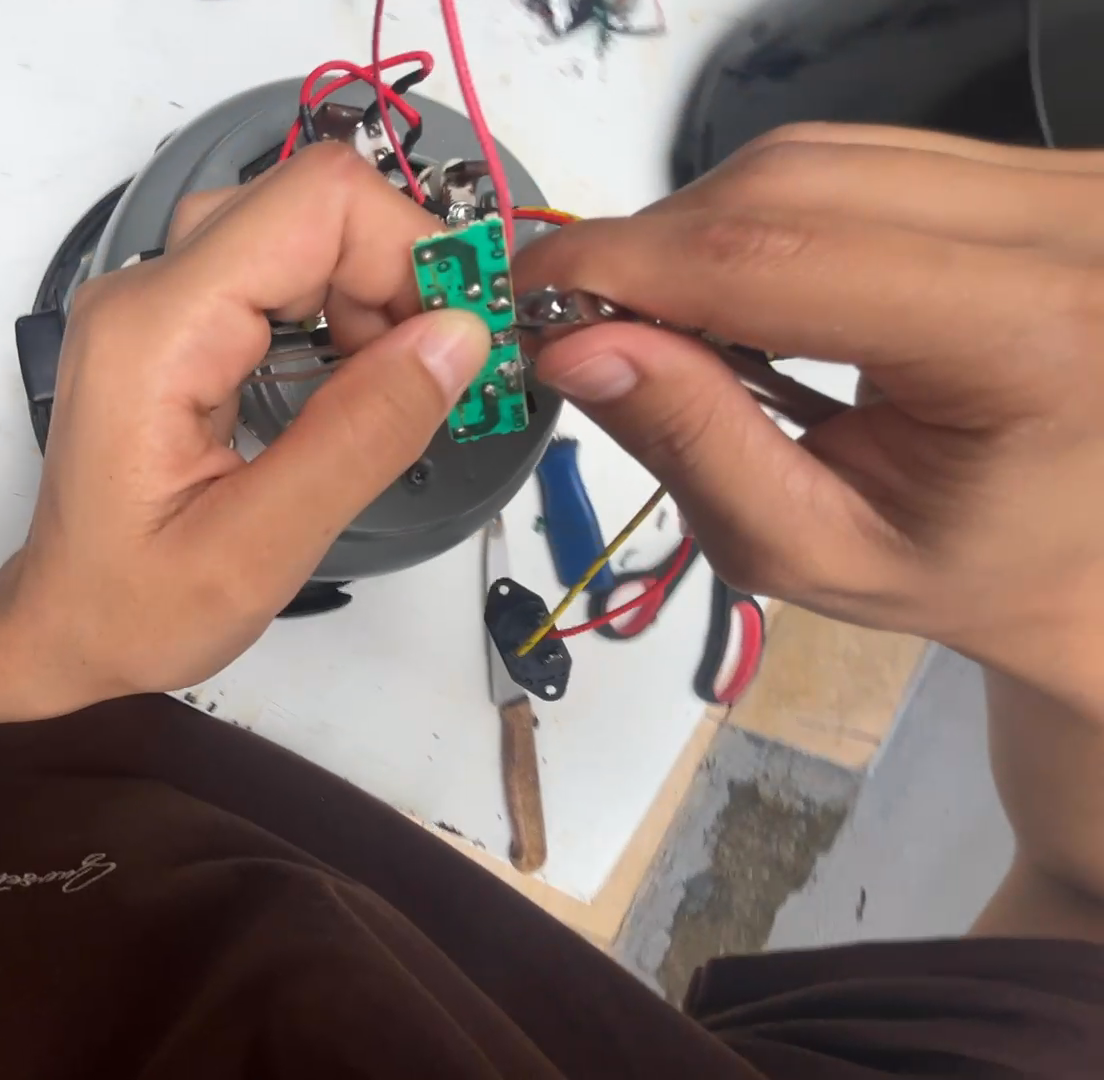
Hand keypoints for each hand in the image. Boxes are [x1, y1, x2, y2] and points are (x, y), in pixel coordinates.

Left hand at [0, 144, 490, 717]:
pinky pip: (262, 279)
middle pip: (303, 208)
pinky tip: (338, 386)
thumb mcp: (257, 550)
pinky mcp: (160, 332)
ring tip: (380, 392)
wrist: (62, 623)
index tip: (458, 340)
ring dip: (359, 298)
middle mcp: (141, 295)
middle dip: (388, 278)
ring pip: (288, 237)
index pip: (313, 204)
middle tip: (424, 380)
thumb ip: (361, 438)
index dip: (408, 250)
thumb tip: (459, 337)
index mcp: (154, 334)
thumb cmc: (135, 608)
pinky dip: (323, 316)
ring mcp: (145, 308)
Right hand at [515, 124, 1103, 709]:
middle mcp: (1073, 223)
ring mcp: (1058, 182)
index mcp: (1034, 338)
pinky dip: (732, 224)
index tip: (516, 297)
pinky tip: (715, 294)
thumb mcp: (792, 544)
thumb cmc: (946, 568)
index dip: (616, 265)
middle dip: (636, 251)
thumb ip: (684, 441)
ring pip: (798, 161)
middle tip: (569, 326)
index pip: (770, 258)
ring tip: (646, 322)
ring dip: (679, 237)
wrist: (1086, 540)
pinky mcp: (1022, 173)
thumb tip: (567, 348)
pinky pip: (832, 166)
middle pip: (780, 186)